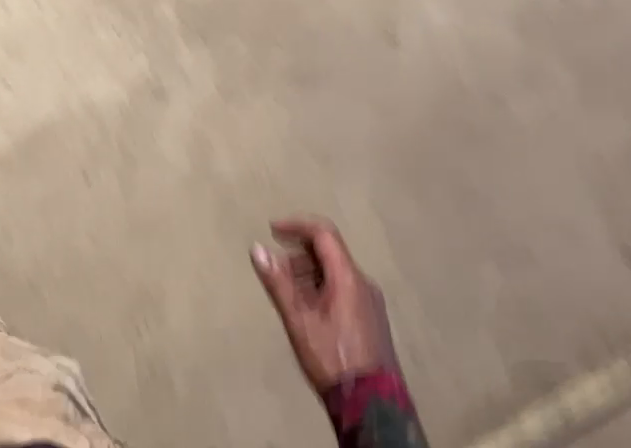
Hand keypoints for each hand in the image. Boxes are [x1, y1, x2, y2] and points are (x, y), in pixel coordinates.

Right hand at [250, 217, 399, 391]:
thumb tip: (257, 249)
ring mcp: (371, 301)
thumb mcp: (299, 320)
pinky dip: (321, 287)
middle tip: (276, 271)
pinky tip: (308, 310)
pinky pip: (344, 288)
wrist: (372, 405)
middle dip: (298, 254)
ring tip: (288, 294)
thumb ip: (278, 282)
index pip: (324, 233)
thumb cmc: (332, 358)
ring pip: (336, 271)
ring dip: (308, 272)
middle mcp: (364, 283)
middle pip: (329, 252)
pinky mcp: (372, 318)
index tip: (272, 230)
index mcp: (349, 278)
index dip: (296, 225)